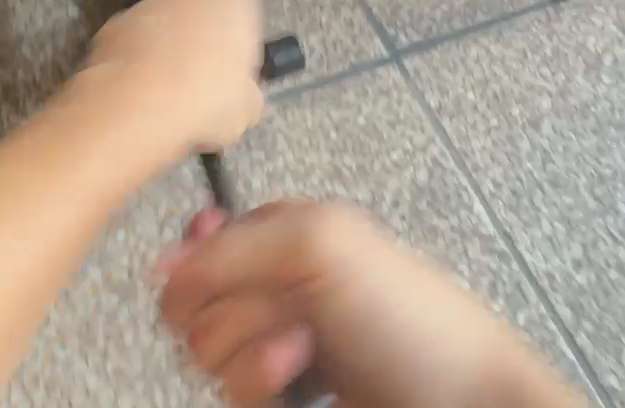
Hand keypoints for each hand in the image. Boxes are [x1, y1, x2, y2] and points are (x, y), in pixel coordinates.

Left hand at [79, 0, 264, 156]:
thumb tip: (241, 96)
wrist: (136, 106)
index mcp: (234, 2)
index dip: (241, 52)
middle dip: (204, 45)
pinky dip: (138, 59)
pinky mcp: (115, 22)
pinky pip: (136, 41)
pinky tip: (139, 91)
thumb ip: (248, 93)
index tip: (234, 80)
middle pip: (205, 16)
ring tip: (166, 94)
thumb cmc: (206, 100)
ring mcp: (149, 3)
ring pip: (168, 26)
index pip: (247, 19)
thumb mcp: (247, 108)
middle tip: (202, 86)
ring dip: (169, 50)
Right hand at [157, 202, 583, 407]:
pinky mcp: (282, 397)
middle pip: (196, 302)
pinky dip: (261, 391)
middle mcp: (272, 284)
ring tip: (306, 355)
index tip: (214, 281)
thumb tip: (161, 267)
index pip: (197, 243)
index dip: (196, 267)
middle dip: (234, 314)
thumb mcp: (319, 247)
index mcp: (278, 233)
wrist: (463, 406)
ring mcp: (277, 344)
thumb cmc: (407, 315)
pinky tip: (305, 386)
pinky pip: (236, 394)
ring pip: (210, 356)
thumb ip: (233, 248)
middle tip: (287, 313)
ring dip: (252, 359)